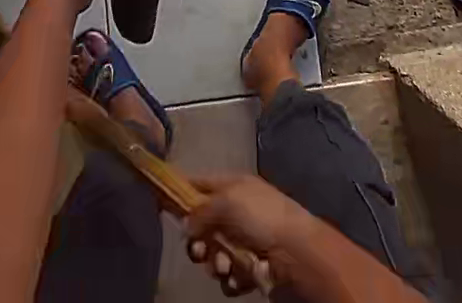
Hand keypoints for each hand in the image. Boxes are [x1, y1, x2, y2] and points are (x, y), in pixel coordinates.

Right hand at [184, 174, 315, 295]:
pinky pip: (229, 275)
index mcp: (231, 186)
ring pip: (213, 253)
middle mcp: (236, 211)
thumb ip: (200, 210)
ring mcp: (244, 240)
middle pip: (202, 225)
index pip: (199, 184)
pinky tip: (237, 279)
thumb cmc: (261, 217)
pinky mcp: (251, 268)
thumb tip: (185, 226)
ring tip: (225, 266)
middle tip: (198, 251)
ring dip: (214, 262)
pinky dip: (230, 279)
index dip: (181, 194)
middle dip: (197, 241)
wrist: (298, 253)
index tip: (163, 207)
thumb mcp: (226, 201)